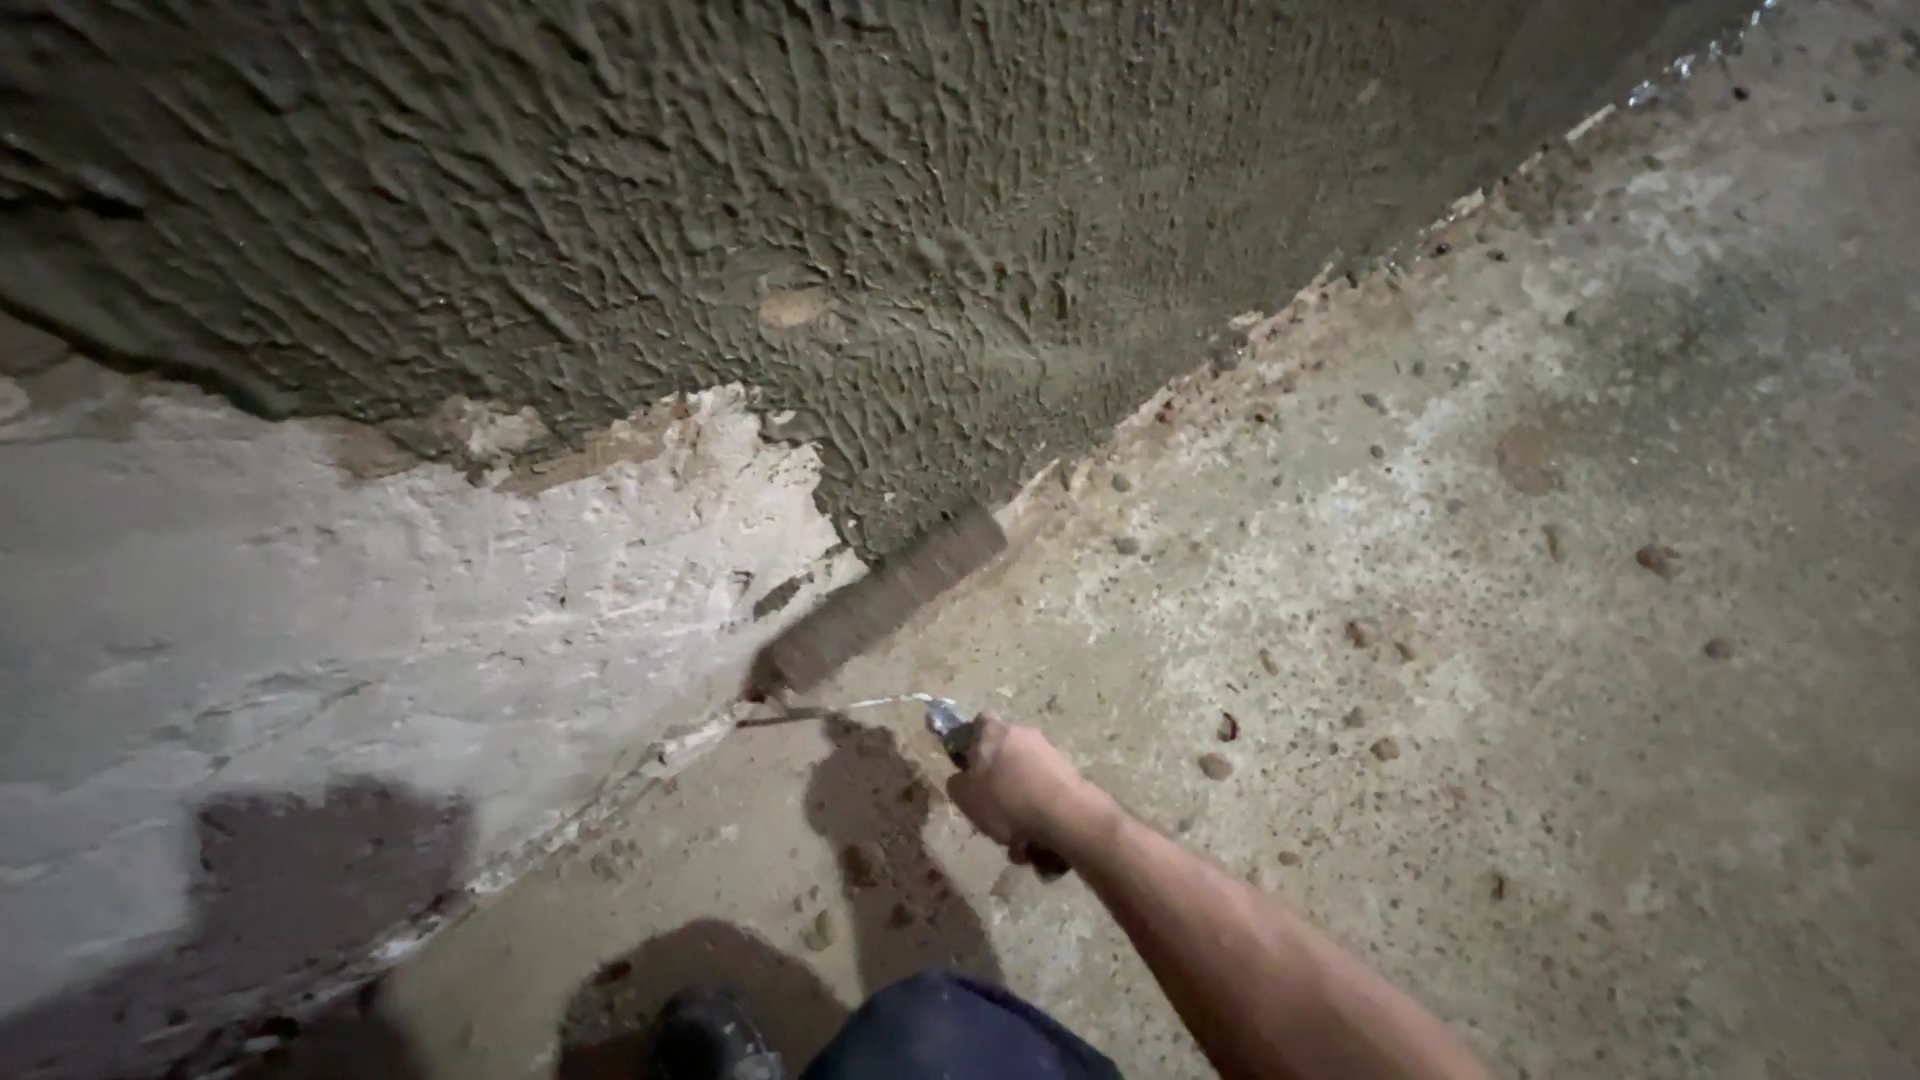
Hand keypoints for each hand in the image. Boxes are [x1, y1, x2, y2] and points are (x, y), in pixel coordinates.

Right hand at [946, 714, 1108, 858]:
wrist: (1061, 813)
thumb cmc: (1004, 798)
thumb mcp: (964, 796)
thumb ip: (957, 783)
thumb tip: (962, 778)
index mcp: (992, 731)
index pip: (978, 723)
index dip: (972, 743)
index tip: (970, 766)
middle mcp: (1021, 732)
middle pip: (1004, 752)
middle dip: (998, 779)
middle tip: (992, 808)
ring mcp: (1047, 750)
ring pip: (1024, 776)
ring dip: (1019, 802)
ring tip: (1016, 837)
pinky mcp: (1067, 771)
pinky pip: (1044, 791)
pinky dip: (1038, 811)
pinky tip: (1036, 839)